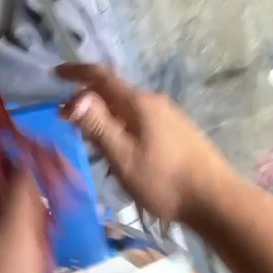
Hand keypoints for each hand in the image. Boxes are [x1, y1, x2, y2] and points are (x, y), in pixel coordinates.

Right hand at [56, 63, 235, 223]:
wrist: (216, 200)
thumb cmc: (165, 181)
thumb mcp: (124, 157)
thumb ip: (98, 126)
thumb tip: (75, 97)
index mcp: (137, 103)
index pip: (100, 77)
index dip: (76, 72)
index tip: (55, 73)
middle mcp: (152, 101)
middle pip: (112, 93)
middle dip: (88, 102)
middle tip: (68, 123)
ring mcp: (167, 115)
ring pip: (126, 110)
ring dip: (105, 119)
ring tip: (93, 145)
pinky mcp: (177, 131)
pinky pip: (139, 121)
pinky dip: (122, 128)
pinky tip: (123, 155)